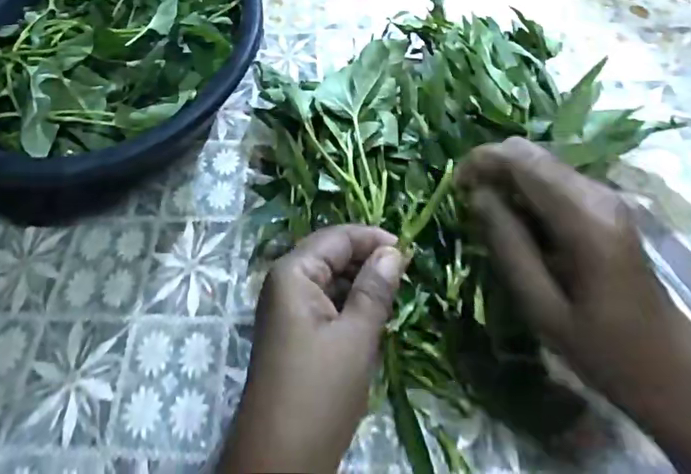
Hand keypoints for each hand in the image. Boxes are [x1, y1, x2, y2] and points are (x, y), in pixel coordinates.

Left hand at [220, 225, 407, 473]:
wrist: (281, 453)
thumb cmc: (319, 390)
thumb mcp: (355, 338)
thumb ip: (374, 291)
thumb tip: (393, 252)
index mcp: (292, 272)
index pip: (334, 238)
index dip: (370, 238)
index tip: (409, 249)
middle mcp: (285, 282)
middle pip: (329, 255)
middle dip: (366, 259)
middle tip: (407, 273)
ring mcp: (287, 308)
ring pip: (329, 281)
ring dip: (360, 284)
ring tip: (397, 294)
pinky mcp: (294, 333)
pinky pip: (325, 304)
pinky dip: (349, 306)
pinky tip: (375, 319)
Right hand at [457, 139, 690, 473]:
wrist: (680, 377)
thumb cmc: (607, 351)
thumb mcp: (543, 308)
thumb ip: (507, 245)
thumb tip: (476, 195)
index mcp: (585, 218)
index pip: (520, 159)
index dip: (479, 161)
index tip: (454, 188)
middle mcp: (599, 195)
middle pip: (529, 151)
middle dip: (490, 165)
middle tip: (467, 200)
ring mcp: (608, 198)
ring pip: (540, 161)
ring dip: (508, 176)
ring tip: (487, 212)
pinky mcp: (609, 207)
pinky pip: (555, 178)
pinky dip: (527, 187)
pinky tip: (519, 220)